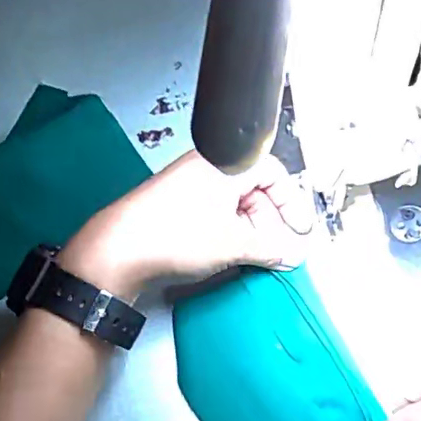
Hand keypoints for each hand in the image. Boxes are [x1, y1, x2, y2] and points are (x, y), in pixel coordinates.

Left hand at [58, 151, 312, 298]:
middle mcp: (208, 169)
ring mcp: (192, 188)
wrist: (120, 251)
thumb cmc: (176, 235)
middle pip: (257, 190)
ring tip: (262, 257)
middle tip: (283, 249)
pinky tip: (238, 255)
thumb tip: (293, 254)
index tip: (300, 229)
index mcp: (225, 163)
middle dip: (274, 221)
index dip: (292, 203)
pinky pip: (219, 216)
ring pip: (238, 206)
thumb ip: (272, 247)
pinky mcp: (179, 208)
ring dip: (255, 231)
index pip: (273, 174)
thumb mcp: (236, 243)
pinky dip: (234, 234)